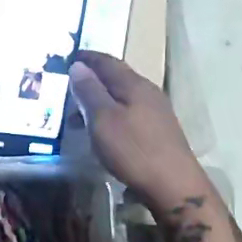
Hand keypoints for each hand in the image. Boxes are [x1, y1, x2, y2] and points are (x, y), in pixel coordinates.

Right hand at [69, 51, 206, 208]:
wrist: (173, 185)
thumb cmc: (133, 150)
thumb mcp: (103, 119)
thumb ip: (89, 91)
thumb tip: (78, 65)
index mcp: (134, 84)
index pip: (107, 61)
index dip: (87, 58)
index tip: (68, 57)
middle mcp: (148, 92)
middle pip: (116, 78)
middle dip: (92, 80)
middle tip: (68, 87)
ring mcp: (156, 112)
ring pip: (122, 97)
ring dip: (99, 100)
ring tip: (78, 114)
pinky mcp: (159, 131)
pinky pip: (129, 112)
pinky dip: (111, 114)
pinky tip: (103, 130)